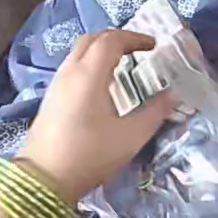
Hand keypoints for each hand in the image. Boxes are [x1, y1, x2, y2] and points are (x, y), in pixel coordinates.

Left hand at [19, 29, 175, 198]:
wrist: (44, 179)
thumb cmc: (90, 155)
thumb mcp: (130, 137)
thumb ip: (154, 112)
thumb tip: (172, 95)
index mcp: (89, 74)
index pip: (111, 40)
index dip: (135, 38)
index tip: (153, 46)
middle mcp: (70, 73)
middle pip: (92, 40)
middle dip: (116, 39)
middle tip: (138, 50)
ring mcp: (56, 85)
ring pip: (79, 54)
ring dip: (101, 52)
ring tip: (123, 67)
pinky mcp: (51, 100)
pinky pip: (73, 69)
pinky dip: (90, 66)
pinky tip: (103, 88)